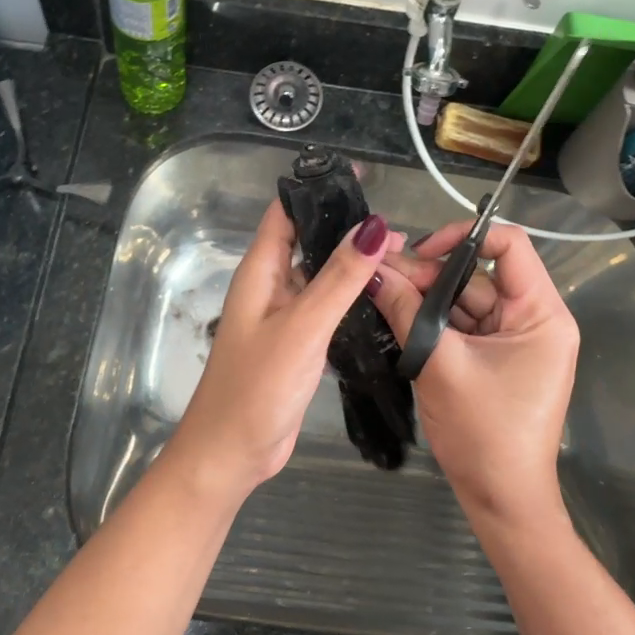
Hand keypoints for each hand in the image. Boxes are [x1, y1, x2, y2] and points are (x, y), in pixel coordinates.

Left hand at [167, 201, 404, 499]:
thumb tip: (375, 227)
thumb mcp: (303, 327)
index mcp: (259, 271)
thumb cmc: (257, 386)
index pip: (285, 212)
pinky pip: (326, 307)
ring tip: (403, 259)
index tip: (363, 180)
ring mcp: (284, 315)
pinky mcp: (297, 342)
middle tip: (402, 232)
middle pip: (309, 242)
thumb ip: (339, 278)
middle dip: (348, 231)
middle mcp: (270, 285)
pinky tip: (382, 298)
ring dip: (353, 265)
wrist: (231, 454)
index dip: (317, 190)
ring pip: (321, 276)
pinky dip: (351, 297)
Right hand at [366, 221, 578, 518]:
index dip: (463, 237)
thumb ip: (405, 310)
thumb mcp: (439, 365)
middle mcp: (534, 319)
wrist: (500, 503)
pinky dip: (432, 321)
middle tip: (382, 277)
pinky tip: (397, 314)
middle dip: (430, 274)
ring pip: (465, 300)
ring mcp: (514, 340)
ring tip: (382, 294)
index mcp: (541, 314)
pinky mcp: (495, 359)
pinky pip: (462, 325)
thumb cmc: (484, 433)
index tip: (420, 252)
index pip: (509, 245)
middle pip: (478, 275)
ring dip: (425, 298)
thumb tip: (371, 269)